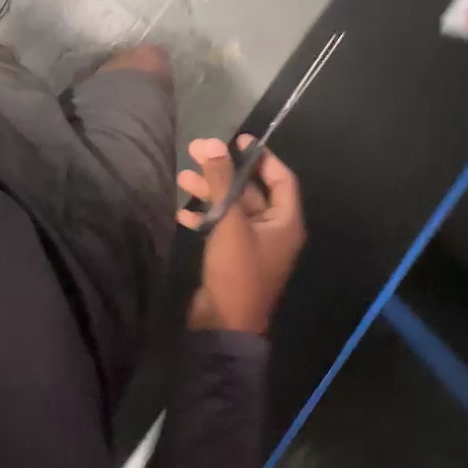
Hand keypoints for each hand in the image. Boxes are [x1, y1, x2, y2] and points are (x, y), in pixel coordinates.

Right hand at [177, 135, 304, 334]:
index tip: (238, 140)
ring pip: (232, 208)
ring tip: (182, 178)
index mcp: (285, 222)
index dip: (261, 157)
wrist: (224, 326)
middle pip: (251, 191)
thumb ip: (222, 181)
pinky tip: (182, 212)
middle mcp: (273, 231)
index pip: (280, 179)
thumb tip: (213, 144)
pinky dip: (204, 216)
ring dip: (209, 192)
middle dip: (224, 172)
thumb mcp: (230, 223)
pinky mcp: (232, 257)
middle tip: (197, 152)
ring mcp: (252, 245)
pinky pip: (221, 227)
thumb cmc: (237, 272)